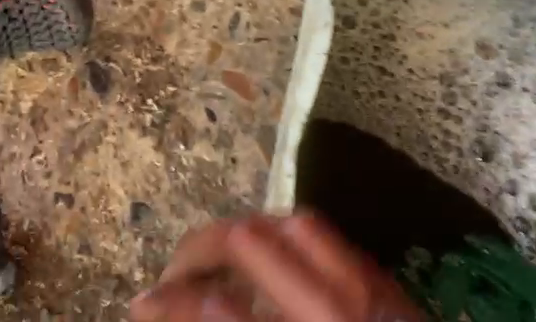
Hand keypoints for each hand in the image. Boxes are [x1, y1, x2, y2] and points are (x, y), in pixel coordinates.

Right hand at [131, 213, 424, 321]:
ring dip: (243, 232)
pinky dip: (288, 236)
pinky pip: (331, 240)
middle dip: (197, 250)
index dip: (172, 302)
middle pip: (249, 240)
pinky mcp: (392, 293)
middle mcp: (338, 313)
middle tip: (173, 276)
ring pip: (293, 224)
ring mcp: (371, 296)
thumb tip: (193, 311)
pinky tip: (272, 258)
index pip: (218, 307)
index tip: (143, 305)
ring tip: (218, 257)